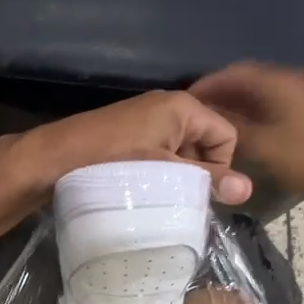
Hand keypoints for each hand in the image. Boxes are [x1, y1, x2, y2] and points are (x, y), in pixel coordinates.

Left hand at [8, 91, 251, 204]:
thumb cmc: (113, 160)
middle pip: (204, 142)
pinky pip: (158, 152)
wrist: (55, 158)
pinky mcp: (128, 133)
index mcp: (183, 106)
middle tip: (179, 197)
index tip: (200, 191)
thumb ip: (206, 179)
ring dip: (176, 174)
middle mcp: (167, 105)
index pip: (226, 135)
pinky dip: (157, 170)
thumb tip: (248, 189)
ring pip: (180, 151)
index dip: (220, 165)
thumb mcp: (164, 172)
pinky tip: (142, 189)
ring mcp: (145, 118)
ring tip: (158, 195)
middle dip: (198, 171)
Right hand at [188, 64, 303, 205]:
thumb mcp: (261, 145)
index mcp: (277, 83)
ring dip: (233, 104)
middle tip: (195, 111)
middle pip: (244, 81)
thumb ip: (230, 126)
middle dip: (219, 94)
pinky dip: (249, 112)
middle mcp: (288, 82)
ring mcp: (299, 97)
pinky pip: (268, 105)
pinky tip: (236, 130)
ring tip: (209, 122)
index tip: (186, 98)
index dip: (207, 84)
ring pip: (256, 94)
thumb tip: (204, 113)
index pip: (233, 73)